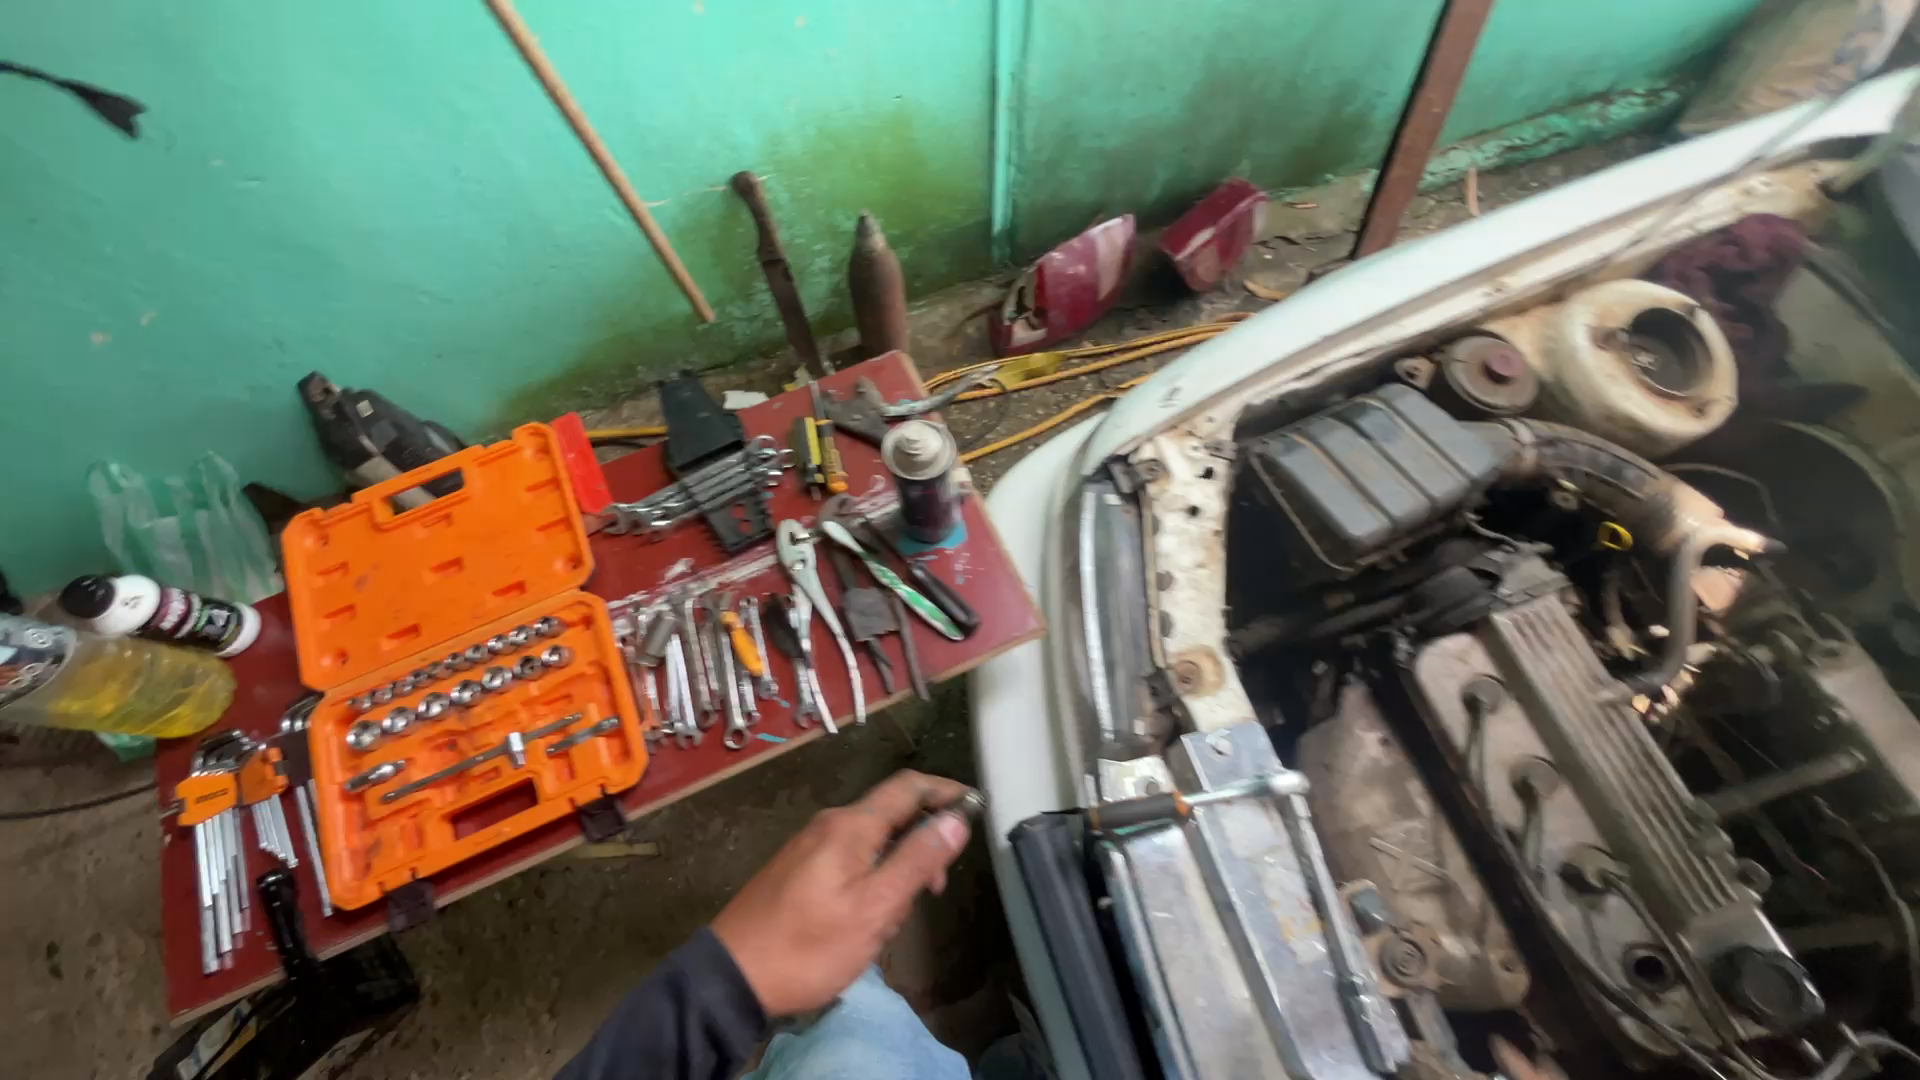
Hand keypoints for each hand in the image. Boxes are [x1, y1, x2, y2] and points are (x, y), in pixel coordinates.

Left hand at [710, 770, 973, 1015]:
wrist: (731, 976)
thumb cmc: (809, 945)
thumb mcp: (874, 909)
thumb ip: (917, 861)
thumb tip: (956, 820)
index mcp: (852, 825)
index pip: (908, 787)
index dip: (945, 790)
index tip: (974, 805)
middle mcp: (832, 822)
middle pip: (892, 815)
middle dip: (920, 845)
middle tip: (934, 891)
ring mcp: (811, 843)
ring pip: (872, 842)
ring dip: (895, 871)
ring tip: (892, 920)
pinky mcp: (799, 866)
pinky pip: (850, 858)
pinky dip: (871, 878)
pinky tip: (866, 918)